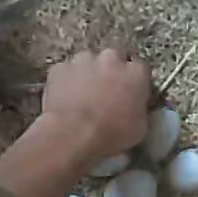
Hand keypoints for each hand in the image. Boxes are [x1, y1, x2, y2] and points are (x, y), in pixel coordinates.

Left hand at [0, 49, 149, 196]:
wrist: (70, 137)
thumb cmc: (110, 138)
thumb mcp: (138, 131)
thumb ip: (140, 114)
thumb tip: (137, 111)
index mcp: (135, 73)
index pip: (140, 69)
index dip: (133, 83)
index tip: (127, 97)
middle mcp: (109, 58)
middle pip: (113, 59)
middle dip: (109, 73)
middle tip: (104, 98)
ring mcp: (80, 61)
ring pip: (87, 65)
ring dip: (86, 77)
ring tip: (80, 103)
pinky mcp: (57, 70)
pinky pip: (65, 74)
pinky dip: (65, 85)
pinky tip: (63, 104)